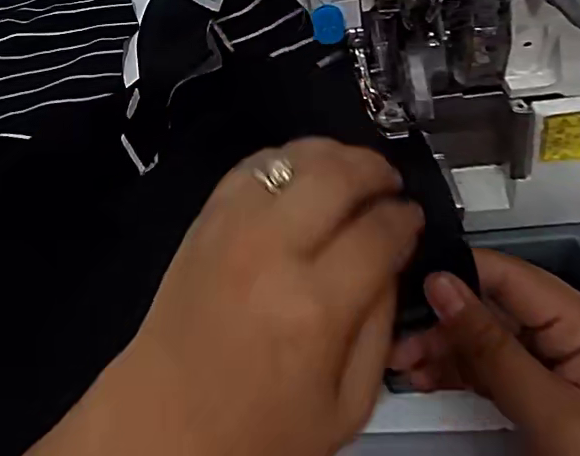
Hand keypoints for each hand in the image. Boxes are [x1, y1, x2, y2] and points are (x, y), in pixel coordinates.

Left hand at [30, 138, 423, 455]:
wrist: (166, 416)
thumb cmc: (261, 426)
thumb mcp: (347, 404)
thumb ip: (379, 325)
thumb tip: (391, 260)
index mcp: (314, 307)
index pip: (377, 233)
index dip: (404, 217)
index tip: (413, 214)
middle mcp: (272, 250)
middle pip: (336, 176)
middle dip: (374, 169)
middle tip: (389, 179)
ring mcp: (232, 224)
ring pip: (291, 157)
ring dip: (331, 153)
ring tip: (352, 167)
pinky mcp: (205, 215)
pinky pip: (250, 164)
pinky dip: (283, 158)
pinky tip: (300, 171)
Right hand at [388, 249, 579, 455]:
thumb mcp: (556, 416)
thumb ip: (494, 348)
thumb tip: (444, 286)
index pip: (508, 274)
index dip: (457, 273)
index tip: (411, 283)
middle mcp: (577, 339)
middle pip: (493, 307)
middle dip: (444, 320)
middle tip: (403, 337)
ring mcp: (563, 371)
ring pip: (487, 339)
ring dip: (444, 348)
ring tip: (408, 361)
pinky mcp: (552, 399)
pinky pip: (495, 369)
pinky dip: (460, 373)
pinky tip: (430, 375)